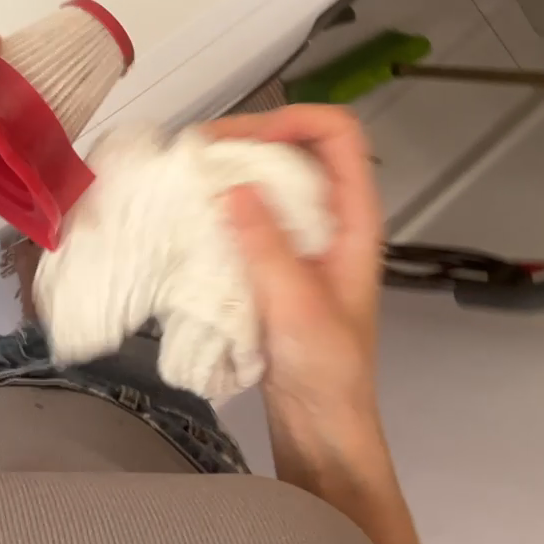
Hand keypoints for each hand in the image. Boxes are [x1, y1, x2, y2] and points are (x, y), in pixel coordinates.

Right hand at [204, 105, 384, 425]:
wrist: (321, 422)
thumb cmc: (327, 372)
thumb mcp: (299, 308)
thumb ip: (268, 247)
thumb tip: (233, 187)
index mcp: (355, 218)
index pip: (338, 135)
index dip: (293, 121)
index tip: (239, 141)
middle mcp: (331, 216)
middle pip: (298, 144)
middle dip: (248, 137)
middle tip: (197, 152)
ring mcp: (304, 234)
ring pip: (272, 174)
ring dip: (231, 167)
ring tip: (188, 175)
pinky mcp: (278, 254)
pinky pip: (252, 207)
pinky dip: (224, 199)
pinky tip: (194, 210)